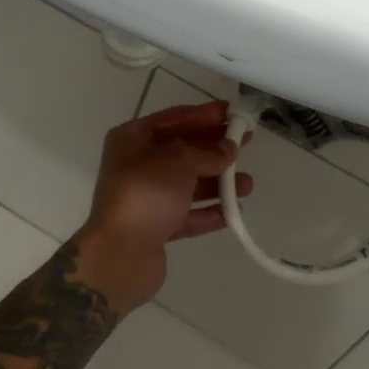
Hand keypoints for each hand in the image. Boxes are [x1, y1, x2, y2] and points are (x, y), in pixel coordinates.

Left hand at [73, 102, 253, 313]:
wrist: (120, 256)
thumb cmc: (145, 195)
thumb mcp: (178, 161)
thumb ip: (207, 152)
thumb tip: (229, 148)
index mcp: (133, 139)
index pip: (174, 118)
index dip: (204, 114)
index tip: (232, 112)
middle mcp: (137, 165)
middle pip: (183, 150)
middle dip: (215, 148)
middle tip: (246, 142)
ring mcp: (146, 197)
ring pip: (188, 183)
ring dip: (218, 182)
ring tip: (247, 184)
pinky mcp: (156, 227)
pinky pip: (188, 213)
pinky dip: (209, 211)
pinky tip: (233, 211)